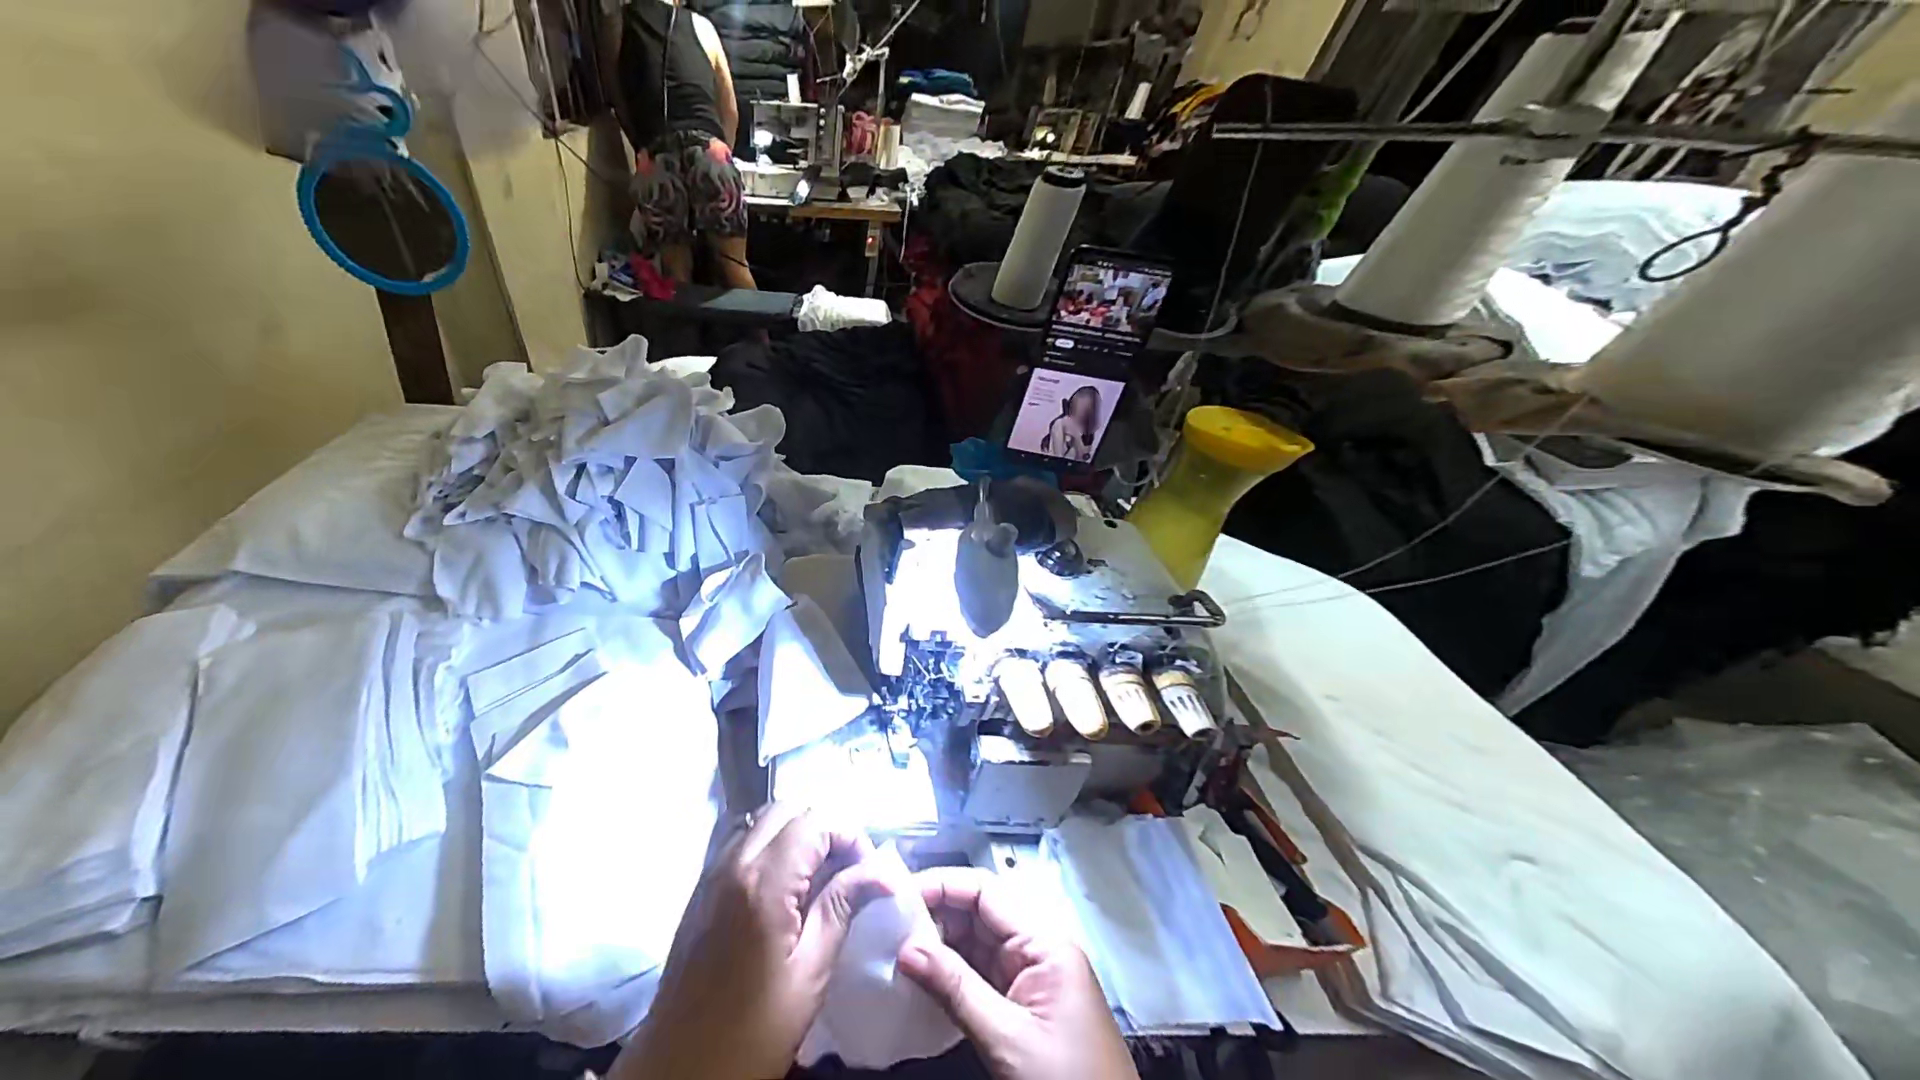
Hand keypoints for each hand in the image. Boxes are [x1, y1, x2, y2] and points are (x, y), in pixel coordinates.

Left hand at [611, 802, 887, 1079]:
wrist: (677, 1071)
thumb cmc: (751, 1031)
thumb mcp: (809, 974)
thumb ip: (841, 908)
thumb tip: (881, 873)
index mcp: (763, 883)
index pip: (815, 821)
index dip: (849, 836)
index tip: (866, 873)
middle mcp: (733, 865)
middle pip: (787, 809)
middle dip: (824, 828)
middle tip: (846, 869)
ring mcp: (711, 875)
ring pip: (761, 821)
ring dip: (796, 834)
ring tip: (818, 876)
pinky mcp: (701, 892)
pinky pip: (740, 842)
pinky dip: (770, 845)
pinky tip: (785, 886)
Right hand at [897, 868, 1136, 1079]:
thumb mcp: (1007, 1037)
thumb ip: (955, 989)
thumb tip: (906, 948)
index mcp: (1044, 943)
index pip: (986, 892)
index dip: (942, 885)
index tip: (900, 895)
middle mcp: (1037, 950)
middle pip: (978, 914)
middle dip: (935, 915)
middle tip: (888, 926)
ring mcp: (1029, 978)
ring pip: (975, 944)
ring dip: (938, 945)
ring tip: (895, 948)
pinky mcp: (1021, 1006)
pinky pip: (979, 976)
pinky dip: (950, 975)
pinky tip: (920, 978)